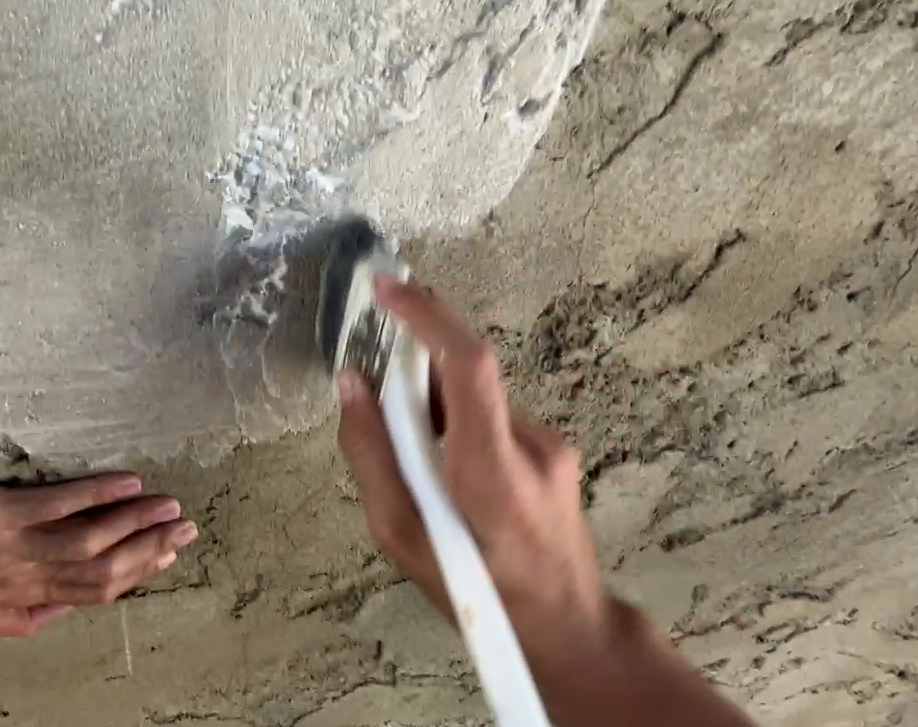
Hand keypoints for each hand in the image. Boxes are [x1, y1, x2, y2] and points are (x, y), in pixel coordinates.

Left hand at [0, 473, 196, 639]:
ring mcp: (20, 543)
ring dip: (137, 522)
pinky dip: (98, 493)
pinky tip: (128, 481)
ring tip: (171, 506)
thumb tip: (57, 612)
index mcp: (26, 601)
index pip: (94, 590)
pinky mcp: (4, 512)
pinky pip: (61, 503)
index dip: (135, 575)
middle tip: (186, 529)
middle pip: (105, 566)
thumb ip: (19, 617)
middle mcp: (32, 574)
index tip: (165, 557)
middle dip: (150, 548)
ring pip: (93, 537)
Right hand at [336, 275, 614, 658]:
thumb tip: (350, 382)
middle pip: (464, 373)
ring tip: (424, 466)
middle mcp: (531, 443)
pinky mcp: (556, 446)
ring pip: (476, 396)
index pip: (468, 364)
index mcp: (490, 469)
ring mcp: (551, 442)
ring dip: (437, 407)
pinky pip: (493, 412)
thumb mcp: (399, 534)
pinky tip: (454, 475)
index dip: (427, 316)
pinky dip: (459, 423)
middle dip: (415, 372)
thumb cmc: (473, 589)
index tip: (386, 288)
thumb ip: (369, 453)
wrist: (567, 629)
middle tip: (385, 409)